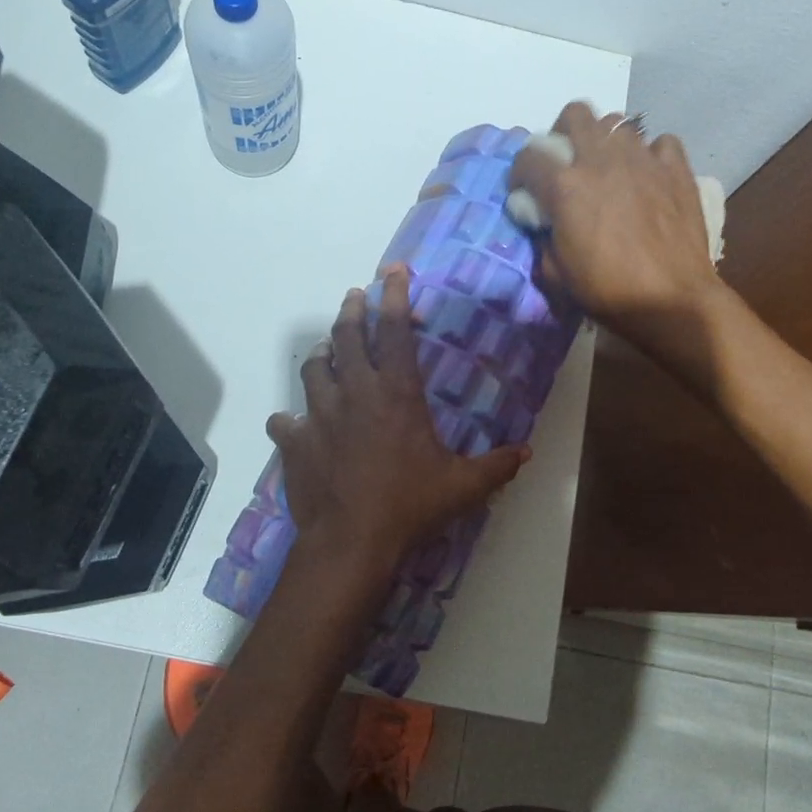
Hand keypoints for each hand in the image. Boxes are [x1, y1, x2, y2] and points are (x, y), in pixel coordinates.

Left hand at [267, 265, 531, 566]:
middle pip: (347, 335)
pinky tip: (293, 423)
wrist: (351, 541)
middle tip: (355, 297)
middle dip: (352, 310)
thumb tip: (528, 453)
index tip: (393, 270)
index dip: (395, 295)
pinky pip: (283, 420)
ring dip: (322, 355)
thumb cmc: (410, 506)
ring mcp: (319, 414)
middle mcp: (355, 392)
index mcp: (397, 393)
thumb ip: (497, 465)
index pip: (394, 329)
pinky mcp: (294, 441)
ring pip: (313, 368)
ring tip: (327, 352)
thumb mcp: (464, 487)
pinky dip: (289, 418)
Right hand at [509, 102, 721, 347]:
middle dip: (563, 133)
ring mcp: (642, 160)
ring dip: (607, 143)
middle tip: (567, 163)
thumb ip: (542, 239)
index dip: (520, 173)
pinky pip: (660, 143)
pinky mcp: (676, 169)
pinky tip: (649, 177)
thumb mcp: (555, 274)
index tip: (525, 191)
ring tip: (610, 170)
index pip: (528, 156)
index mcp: (565, 187)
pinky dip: (651, 155)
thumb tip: (544, 223)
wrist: (672, 300)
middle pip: (575, 114)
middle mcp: (601, 160)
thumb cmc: (608, 292)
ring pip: (618, 123)